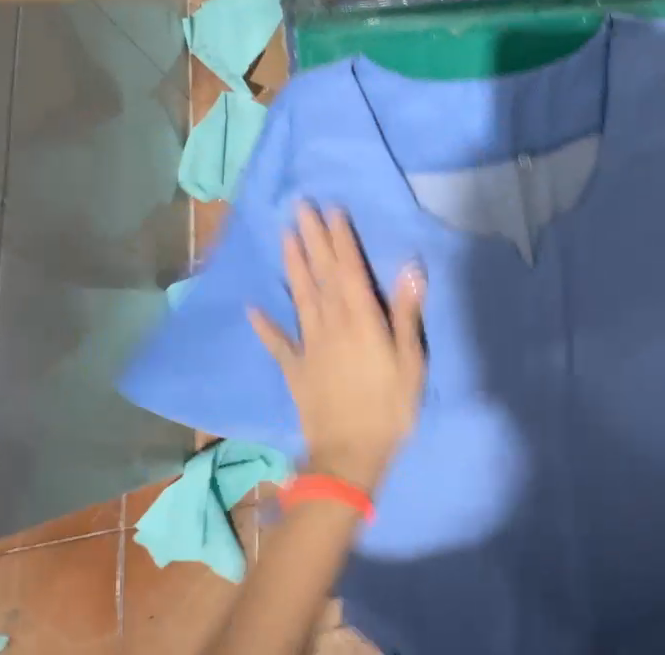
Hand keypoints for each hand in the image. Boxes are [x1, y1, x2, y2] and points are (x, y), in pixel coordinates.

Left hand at [249, 202, 426, 491]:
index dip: (340, 239)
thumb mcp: (410, 360)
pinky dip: (265, 324)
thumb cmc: (389, 407)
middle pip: (320, 275)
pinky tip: (253, 308)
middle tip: (300, 207)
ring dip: (292, 265)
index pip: (348, 269)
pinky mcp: (295, 370)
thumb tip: (410, 267)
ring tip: (284, 236)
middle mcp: (330, 324)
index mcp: (360, 319)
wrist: (348, 457)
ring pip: (299, 297)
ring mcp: (309, 346)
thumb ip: (406, 312)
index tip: (332, 210)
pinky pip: (278, 343)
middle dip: (312, 239)